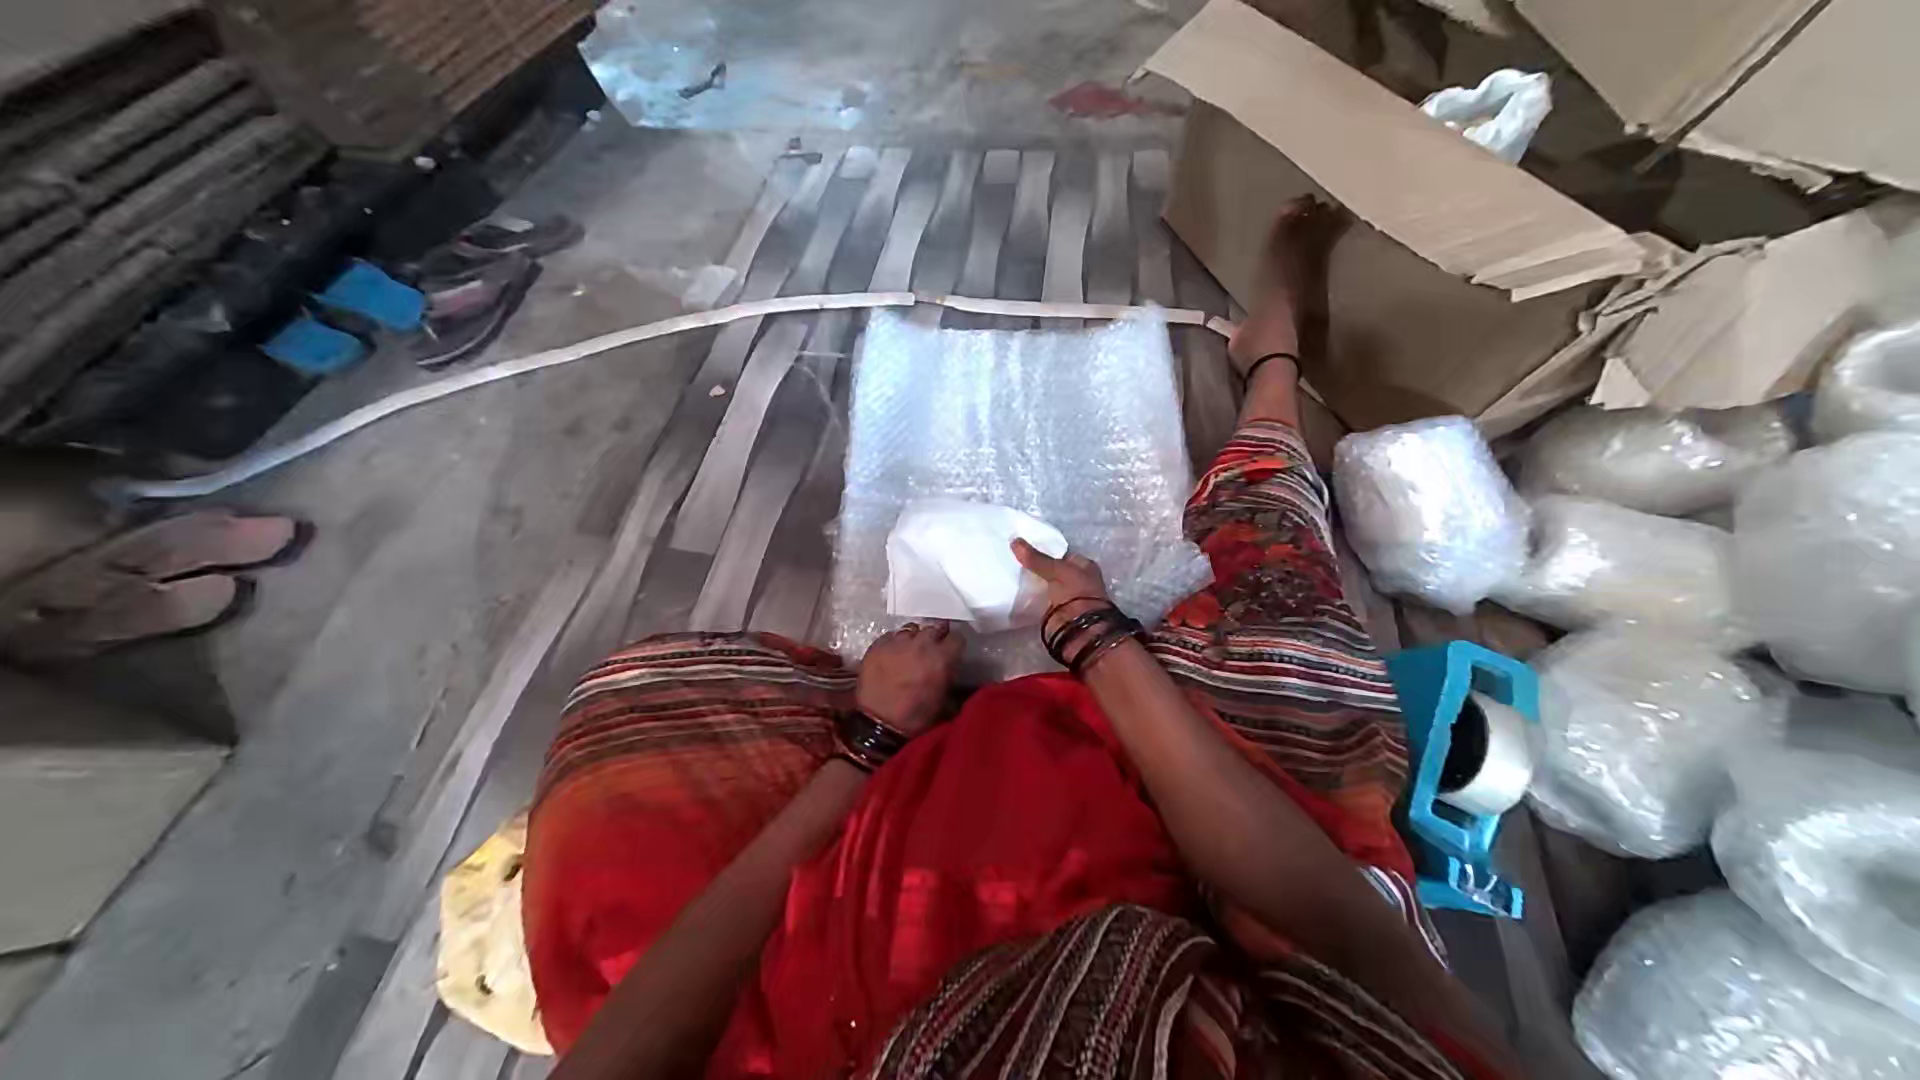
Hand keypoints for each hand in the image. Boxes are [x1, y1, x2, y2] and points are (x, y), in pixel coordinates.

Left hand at [856, 621, 963, 735]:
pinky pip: (890, 636)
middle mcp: (921, 644)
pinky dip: (894, 643)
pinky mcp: (877, 645)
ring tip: (910, 650)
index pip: (956, 637)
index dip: (954, 645)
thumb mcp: (944, 699)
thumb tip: (952, 668)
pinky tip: (892, 655)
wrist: (880, 724)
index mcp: (941, 658)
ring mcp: (898, 643)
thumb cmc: (916, 717)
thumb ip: (950, 676)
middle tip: (930, 650)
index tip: (951, 651)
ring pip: (911, 629)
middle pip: (934, 628)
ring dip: (914, 638)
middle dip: (934, 637)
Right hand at [1010, 539, 1112, 637]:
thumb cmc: (1076, 592)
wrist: (1078, 627)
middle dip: (1038, 568)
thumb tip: (1014, 541)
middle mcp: (1078, 581)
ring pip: (1046, 585)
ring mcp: (1066, 597)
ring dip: (1034, 583)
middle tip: (1016, 561)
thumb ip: (1036, 558)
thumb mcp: (1056, 569)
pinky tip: (1016, 591)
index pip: (1063, 554)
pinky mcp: (1055, 611)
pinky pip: (1040, 599)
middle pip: (1053, 570)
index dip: (1048, 551)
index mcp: (1085, 567)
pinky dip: (1031, 597)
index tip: (1027, 548)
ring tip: (1012, 574)